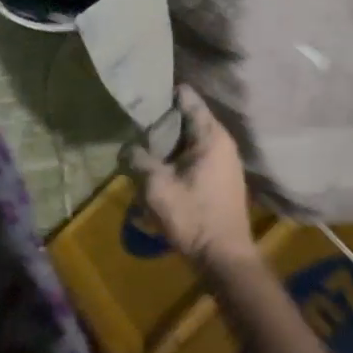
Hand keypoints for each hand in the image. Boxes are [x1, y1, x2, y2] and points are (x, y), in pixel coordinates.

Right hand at [129, 86, 257, 269]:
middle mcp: (222, 142)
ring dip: (166, 142)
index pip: (186, 96)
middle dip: (160, 120)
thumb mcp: (156, 185)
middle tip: (133, 124)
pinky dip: (176, 157)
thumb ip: (137, 158)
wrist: (225, 259)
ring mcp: (224, 161)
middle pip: (186, 117)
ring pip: (188, 139)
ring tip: (140, 147)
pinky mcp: (220, 179)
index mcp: (211, 135)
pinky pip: (194, 155)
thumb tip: (127, 149)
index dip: (162, 92)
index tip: (139, 96)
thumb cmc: (193, 216)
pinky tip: (157, 169)